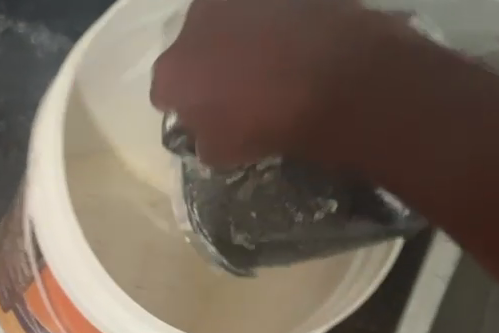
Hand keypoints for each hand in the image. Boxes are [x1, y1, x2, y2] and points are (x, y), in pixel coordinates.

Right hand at [150, 0, 404, 167]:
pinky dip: (277, 19)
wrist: (333, 77)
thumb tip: (205, 126)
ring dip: (240, 34)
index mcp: (172, 69)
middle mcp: (195, 20)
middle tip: (235, 82)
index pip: (165, 91)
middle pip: (194, 43)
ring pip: (231, 18)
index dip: (182, 104)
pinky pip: (272, 7)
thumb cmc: (263, 123)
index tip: (201, 115)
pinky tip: (294, 40)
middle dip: (208, 60)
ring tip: (269, 57)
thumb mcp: (218, 153)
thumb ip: (201, 134)